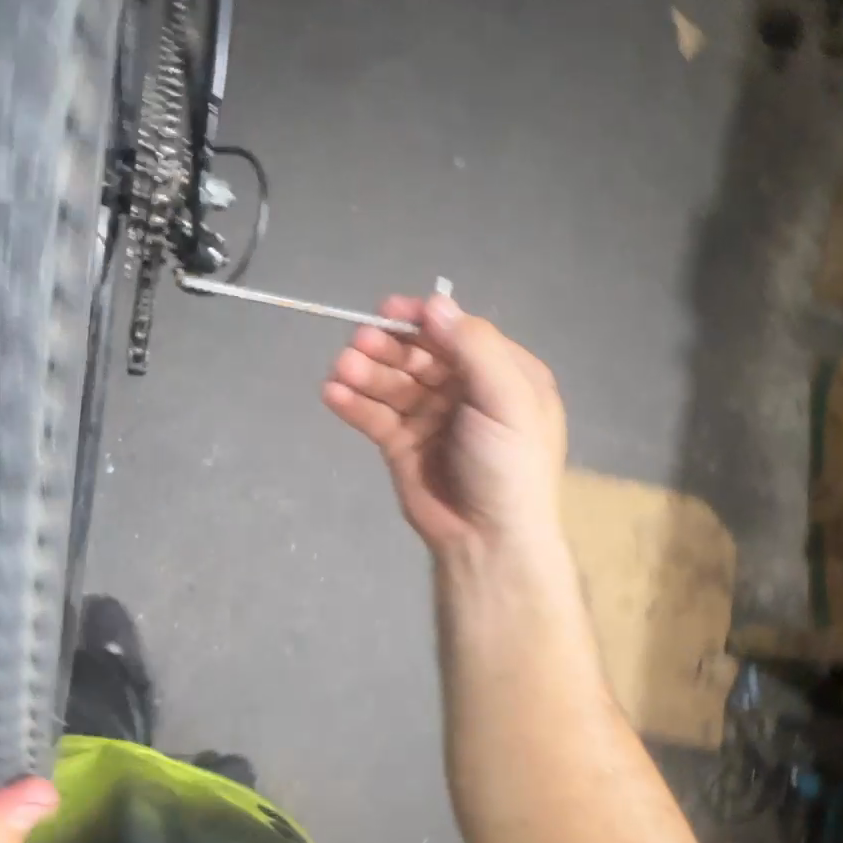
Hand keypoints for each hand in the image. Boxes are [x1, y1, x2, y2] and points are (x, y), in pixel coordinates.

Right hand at [322, 293, 566, 561]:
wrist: (488, 539)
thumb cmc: (509, 466)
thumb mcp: (507, 400)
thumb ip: (474, 349)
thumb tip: (436, 302)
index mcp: (501, 374)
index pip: (455, 334)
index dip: (422, 319)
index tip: (388, 310)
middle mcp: (464, 391)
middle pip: (417, 356)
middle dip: (386, 348)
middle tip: (357, 345)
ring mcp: (429, 418)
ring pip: (391, 384)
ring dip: (364, 374)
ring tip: (340, 371)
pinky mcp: (400, 445)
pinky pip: (374, 416)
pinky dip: (353, 404)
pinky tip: (333, 395)